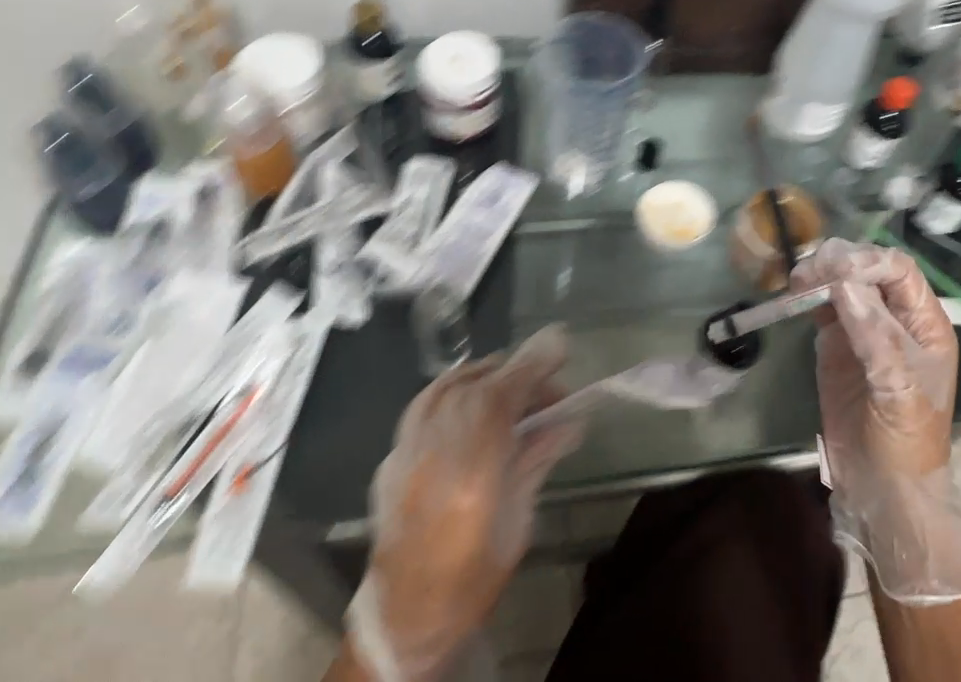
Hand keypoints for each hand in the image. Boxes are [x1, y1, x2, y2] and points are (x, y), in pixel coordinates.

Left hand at [346, 326, 581, 681]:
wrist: (402, 614)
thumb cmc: (471, 579)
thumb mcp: (516, 522)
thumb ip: (537, 460)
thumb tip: (569, 421)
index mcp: (471, 472)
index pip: (504, 395)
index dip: (533, 366)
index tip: (560, 346)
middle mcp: (432, 449)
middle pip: (477, 383)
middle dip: (517, 375)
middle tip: (548, 392)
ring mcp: (405, 448)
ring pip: (448, 386)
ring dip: (486, 379)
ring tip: (515, 394)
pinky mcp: (391, 455)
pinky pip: (426, 406)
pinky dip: (456, 395)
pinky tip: (473, 410)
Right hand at [792, 239, 960, 604]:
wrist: (882, 486)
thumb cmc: (906, 439)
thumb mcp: (898, 388)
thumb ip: (875, 335)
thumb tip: (843, 285)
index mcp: (925, 324)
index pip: (899, 272)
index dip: (868, 260)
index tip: (833, 266)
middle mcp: (896, 319)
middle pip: (870, 271)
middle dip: (840, 262)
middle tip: (807, 272)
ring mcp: (865, 331)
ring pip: (844, 284)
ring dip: (820, 275)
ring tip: (796, 281)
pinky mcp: (837, 345)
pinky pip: (825, 308)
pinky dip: (809, 297)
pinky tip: (795, 296)